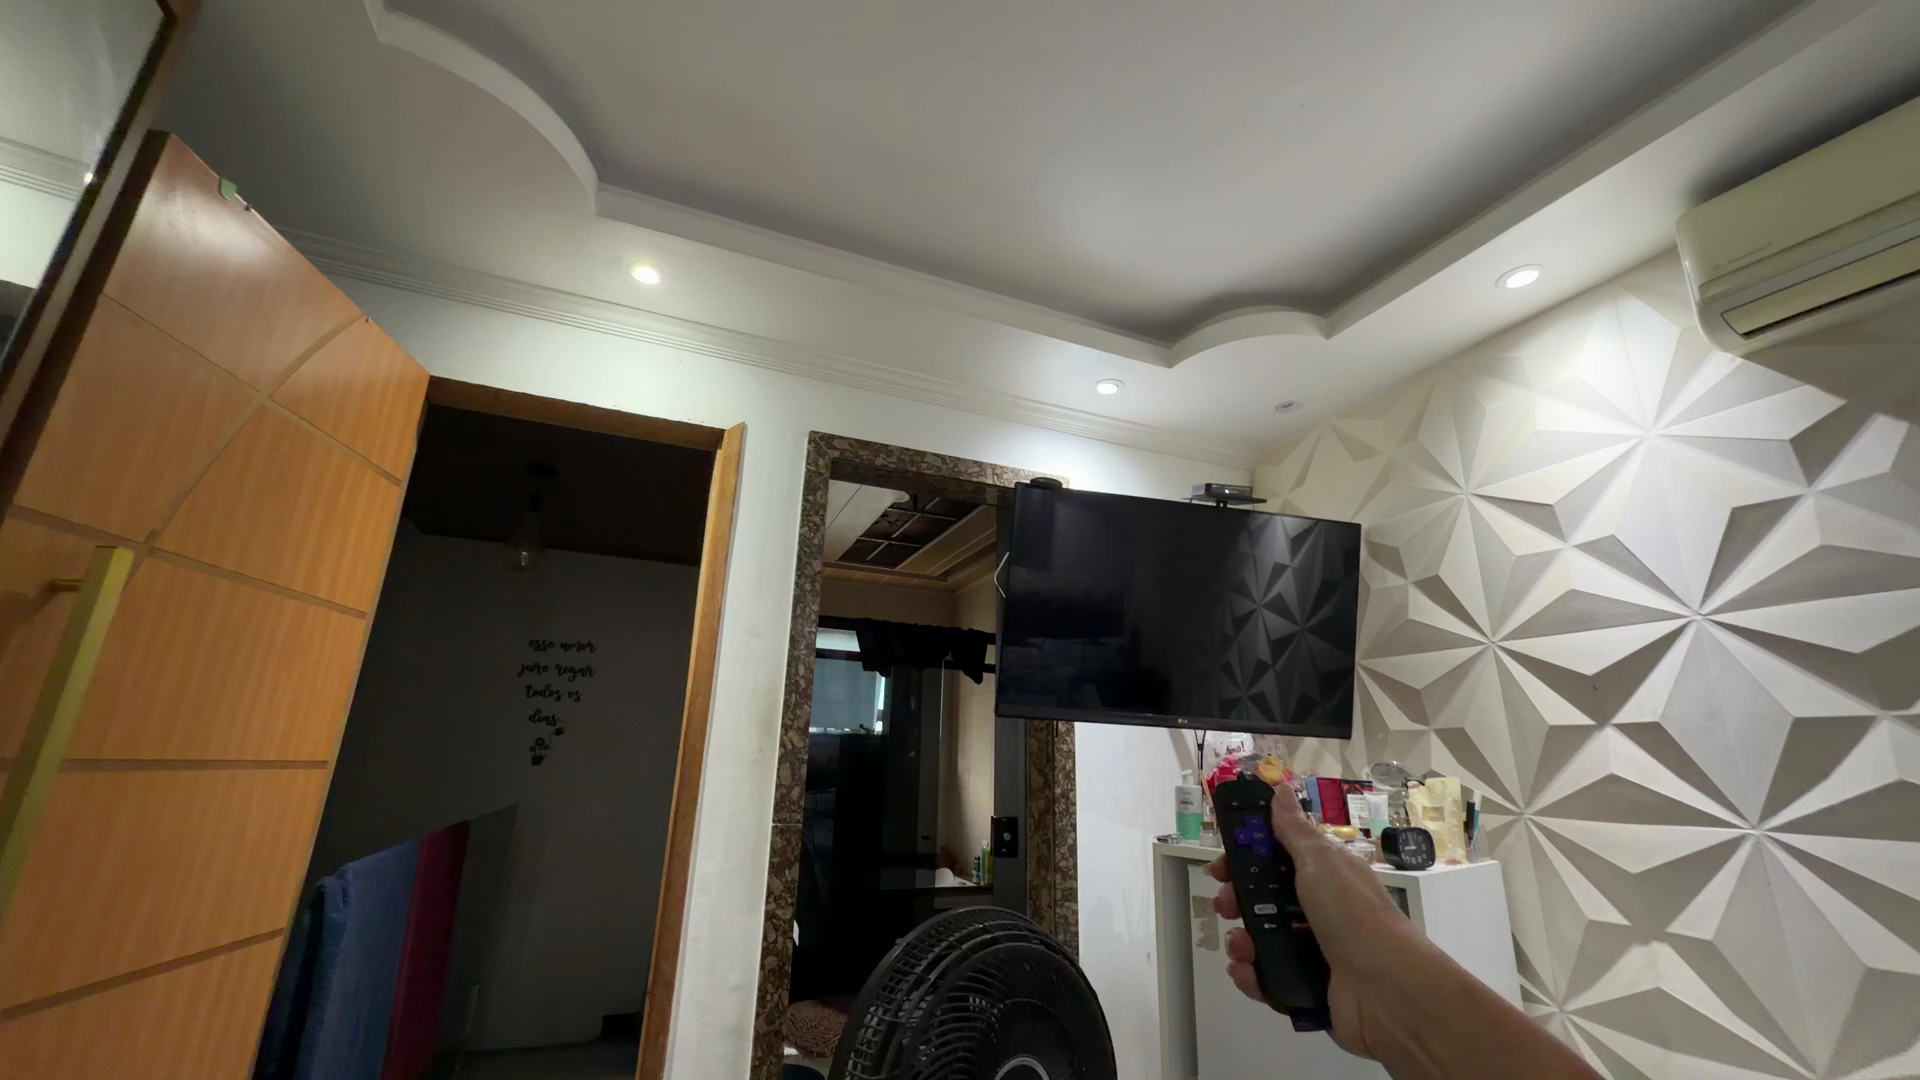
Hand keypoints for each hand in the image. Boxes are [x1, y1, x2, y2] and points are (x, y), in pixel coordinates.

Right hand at [1207, 791, 1419, 1060]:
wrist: (1391, 991)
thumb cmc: (1353, 913)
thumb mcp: (1321, 861)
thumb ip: (1294, 828)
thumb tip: (1280, 788)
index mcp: (1321, 876)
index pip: (1273, 860)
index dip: (1243, 860)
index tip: (1220, 865)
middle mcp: (1316, 910)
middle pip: (1261, 900)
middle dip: (1235, 901)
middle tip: (1225, 905)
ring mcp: (1311, 950)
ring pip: (1259, 939)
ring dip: (1240, 941)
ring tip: (1241, 946)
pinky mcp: (1306, 986)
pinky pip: (1267, 977)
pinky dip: (1251, 975)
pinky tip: (1246, 971)